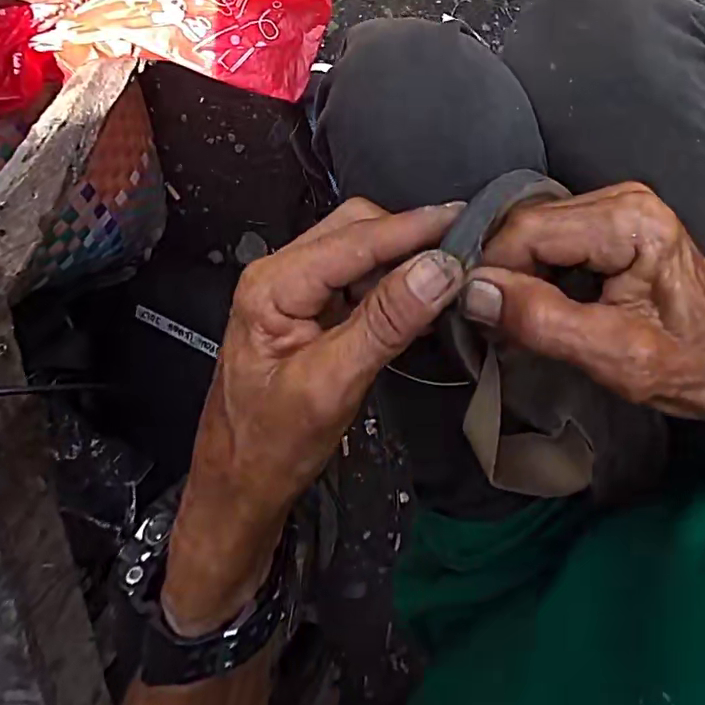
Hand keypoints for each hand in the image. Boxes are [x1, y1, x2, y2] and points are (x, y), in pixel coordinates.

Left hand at [162, 199, 463, 634]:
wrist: (240, 483)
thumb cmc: (268, 445)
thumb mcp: (332, 384)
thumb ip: (386, 322)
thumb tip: (436, 271)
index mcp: (273, 285)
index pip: (355, 238)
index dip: (414, 228)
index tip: (464, 221)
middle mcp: (281, 274)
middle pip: (356, 228)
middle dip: (410, 235)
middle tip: (463, 250)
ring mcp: (296, 290)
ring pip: (362, 248)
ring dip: (405, 257)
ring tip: (451, 273)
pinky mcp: (313, 308)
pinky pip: (361, 277)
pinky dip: (395, 281)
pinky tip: (422, 298)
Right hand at [459, 183, 704, 424]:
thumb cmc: (694, 367)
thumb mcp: (616, 357)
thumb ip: (543, 321)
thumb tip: (475, 293)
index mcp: (631, 222)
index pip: (527, 231)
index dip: (495, 275)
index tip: (486, 322)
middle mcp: (622, 198)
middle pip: (526, 226)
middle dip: (505, 276)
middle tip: (503, 328)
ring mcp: (616, 204)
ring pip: (531, 230)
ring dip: (517, 276)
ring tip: (522, 320)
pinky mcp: (610, 219)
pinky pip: (549, 236)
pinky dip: (534, 272)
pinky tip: (542, 304)